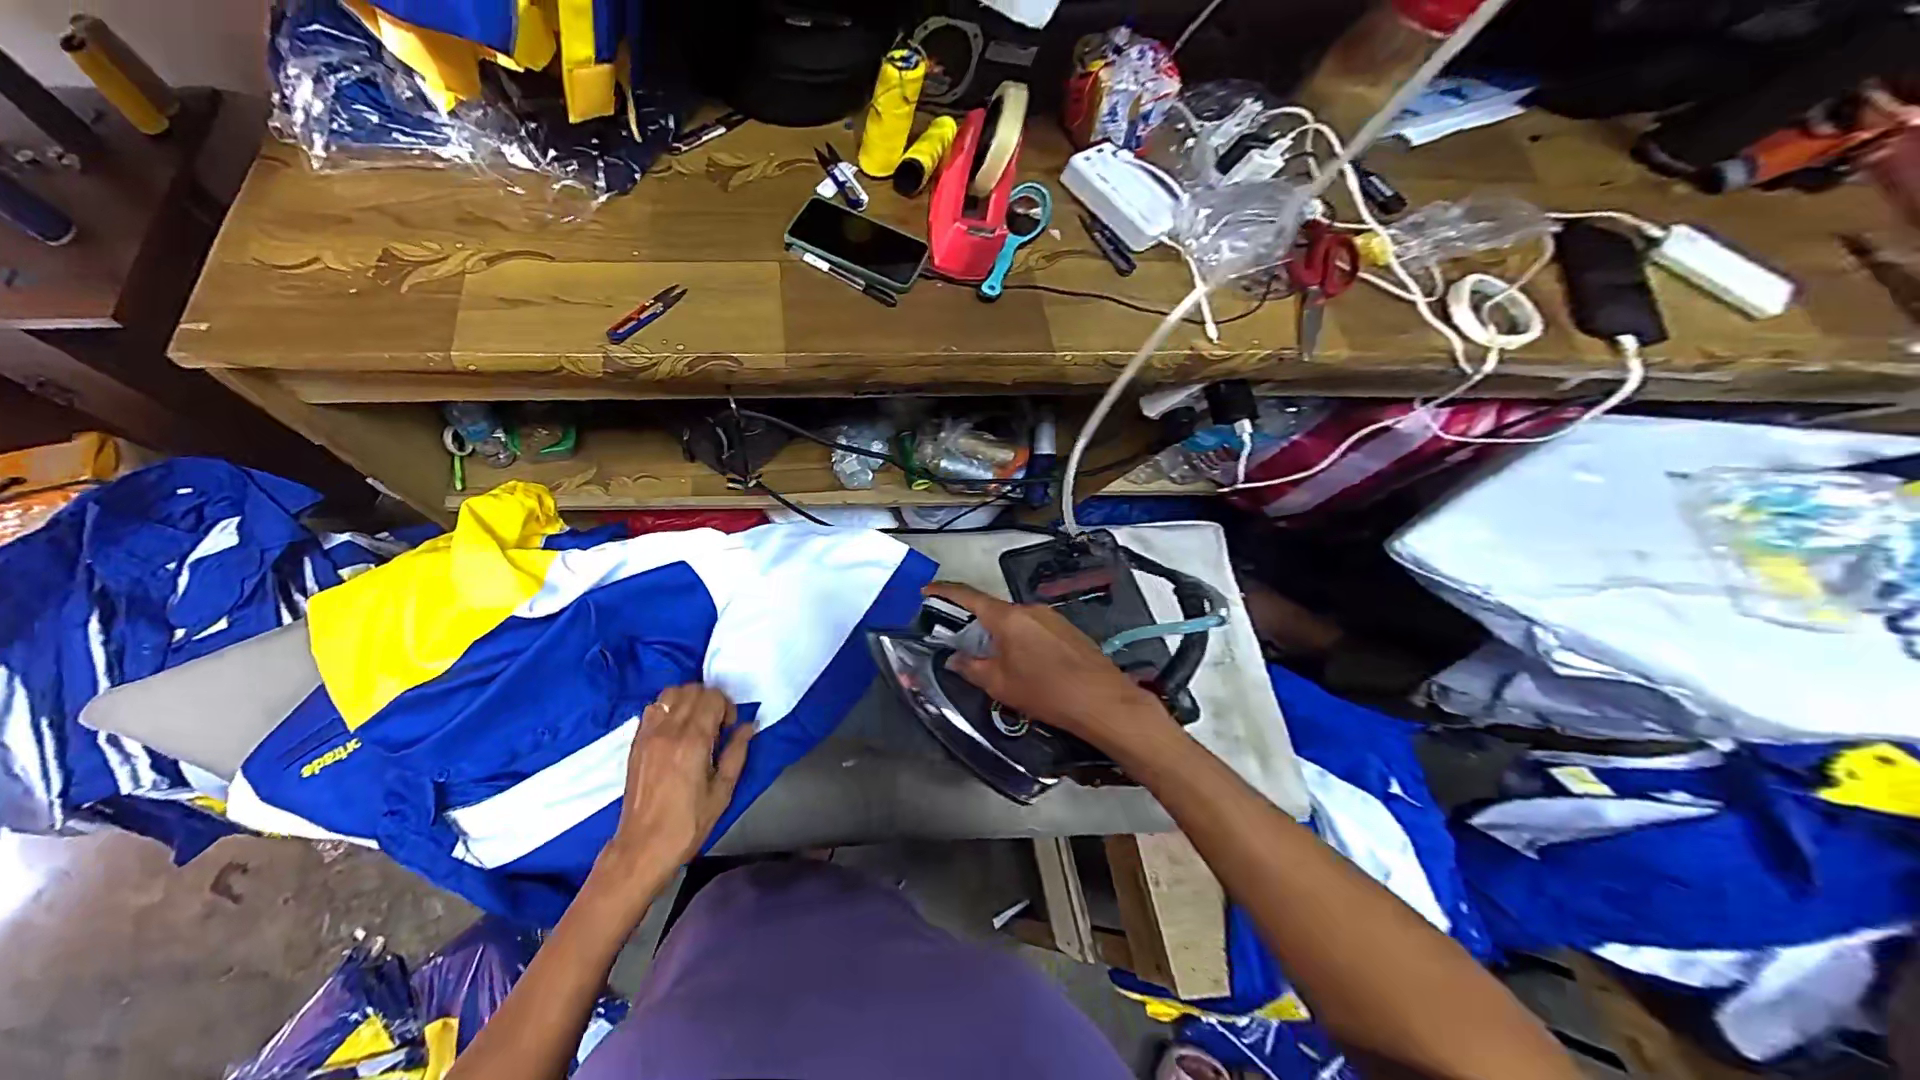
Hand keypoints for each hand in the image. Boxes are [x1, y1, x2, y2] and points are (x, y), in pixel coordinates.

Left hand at [601, 684, 752, 879]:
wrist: (644, 845)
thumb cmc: (688, 823)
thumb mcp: (723, 790)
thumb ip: (737, 753)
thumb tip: (747, 727)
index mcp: (693, 742)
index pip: (712, 697)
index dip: (726, 706)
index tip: (729, 727)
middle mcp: (668, 731)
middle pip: (692, 690)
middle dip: (710, 700)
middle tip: (716, 724)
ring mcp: (648, 734)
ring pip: (671, 693)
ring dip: (688, 700)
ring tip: (696, 723)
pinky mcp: (636, 742)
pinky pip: (653, 708)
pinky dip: (668, 709)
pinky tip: (675, 730)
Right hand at [923, 582, 1176, 756]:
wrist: (1102, 700)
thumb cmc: (1045, 692)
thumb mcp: (999, 684)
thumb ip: (971, 667)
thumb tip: (955, 658)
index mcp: (1007, 617)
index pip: (968, 596)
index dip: (944, 592)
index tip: (926, 591)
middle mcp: (1029, 609)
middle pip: (993, 611)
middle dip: (976, 626)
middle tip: (964, 648)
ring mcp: (1051, 617)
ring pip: (1015, 622)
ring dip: (1001, 636)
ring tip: (999, 665)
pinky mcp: (1067, 629)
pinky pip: (1034, 629)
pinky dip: (1021, 641)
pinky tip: (1028, 667)